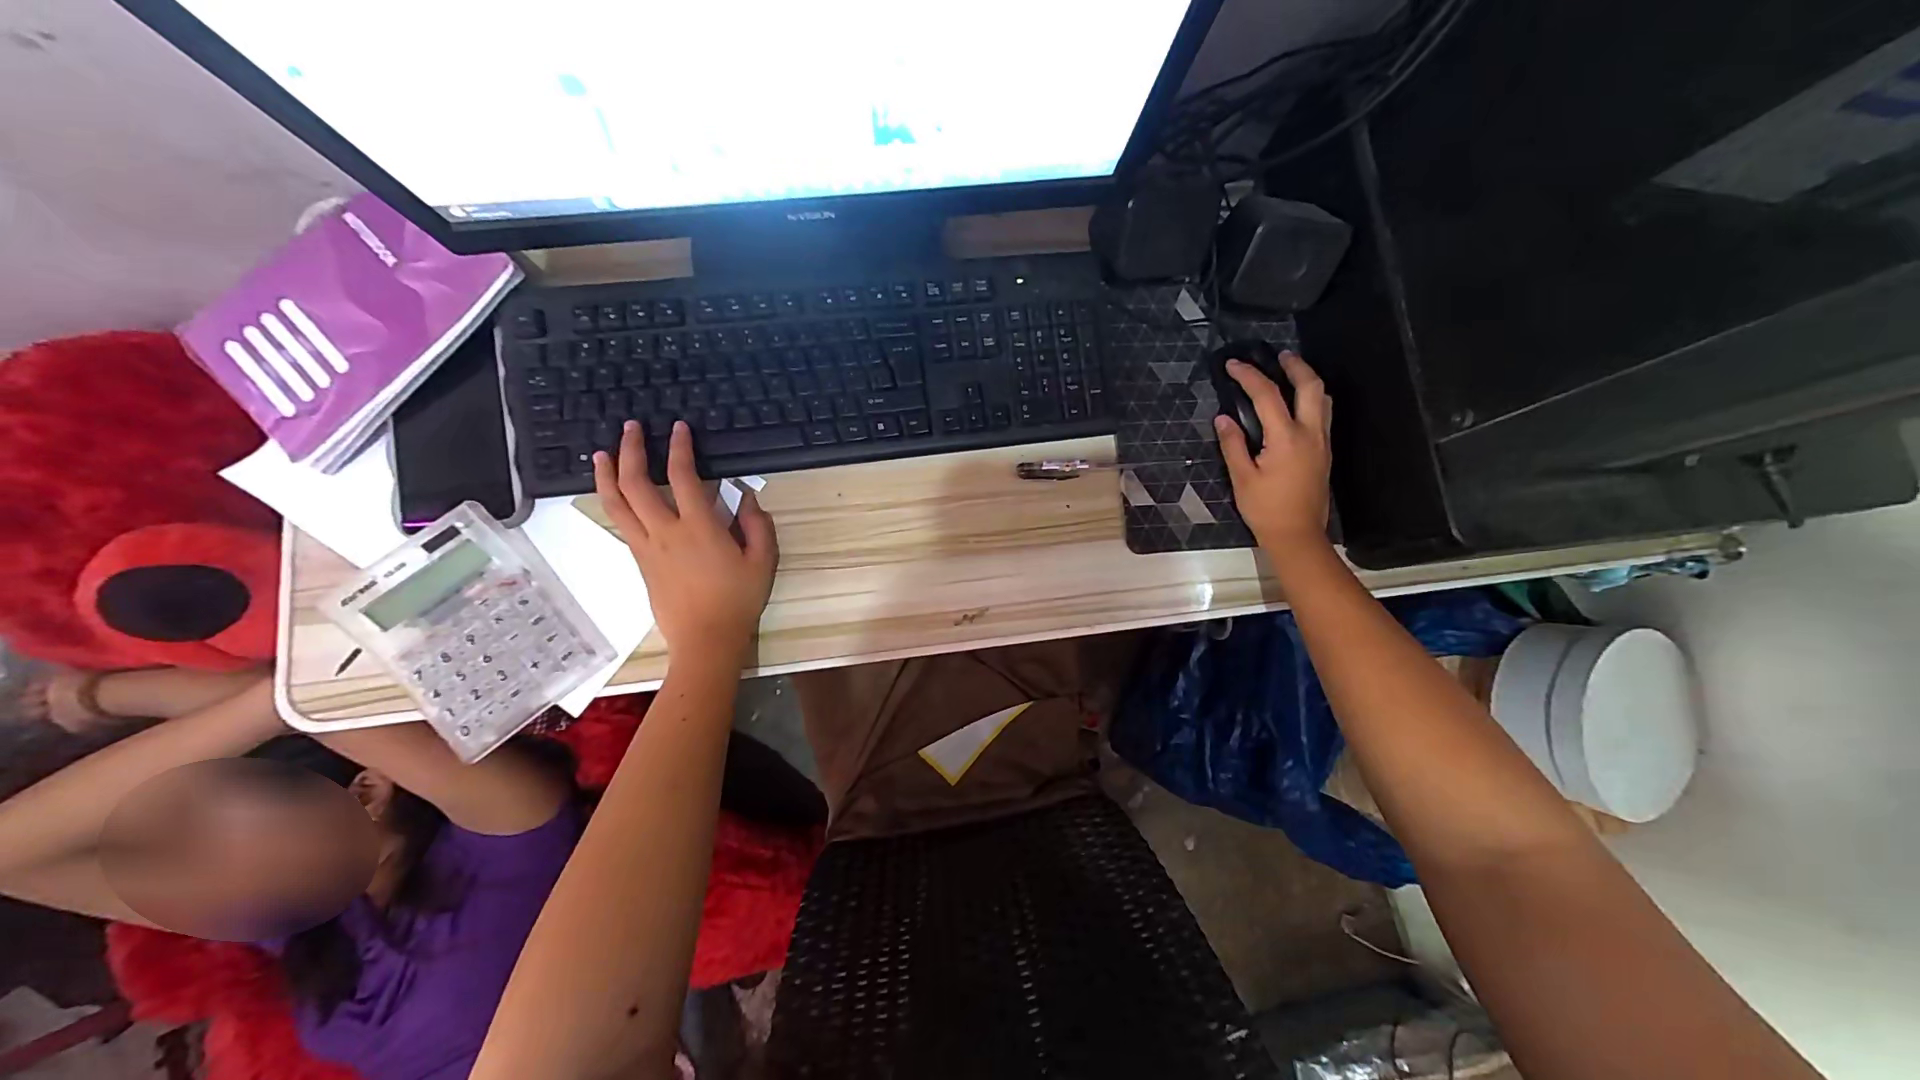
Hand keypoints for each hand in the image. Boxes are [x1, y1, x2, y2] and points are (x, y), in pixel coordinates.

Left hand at [593, 421, 777, 661]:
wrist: (705, 639)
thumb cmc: (738, 600)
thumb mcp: (763, 561)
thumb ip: (758, 525)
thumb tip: (747, 498)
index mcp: (698, 527)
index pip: (683, 475)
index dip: (680, 447)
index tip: (678, 428)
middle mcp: (665, 531)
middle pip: (636, 483)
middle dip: (630, 450)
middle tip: (631, 428)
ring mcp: (646, 547)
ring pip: (617, 503)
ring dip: (607, 474)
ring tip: (602, 453)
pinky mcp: (640, 561)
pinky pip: (621, 523)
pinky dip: (613, 500)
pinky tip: (615, 492)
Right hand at [1215, 351, 1332, 563]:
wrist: (1298, 535)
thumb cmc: (1266, 509)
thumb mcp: (1242, 478)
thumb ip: (1233, 444)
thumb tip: (1223, 418)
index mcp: (1287, 438)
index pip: (1267, 395)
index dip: (1248, 376)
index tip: (1232, 365)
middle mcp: (1311, 434)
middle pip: (1310, 386)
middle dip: (1295, 366)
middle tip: (1278, 355)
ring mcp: (1322, 442)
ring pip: (1323, 398)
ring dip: (1308, 380)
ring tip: (1290, 372)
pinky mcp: (1324, 452)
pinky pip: (1323, 414)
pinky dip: (1311, 398)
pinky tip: (1296, 403)